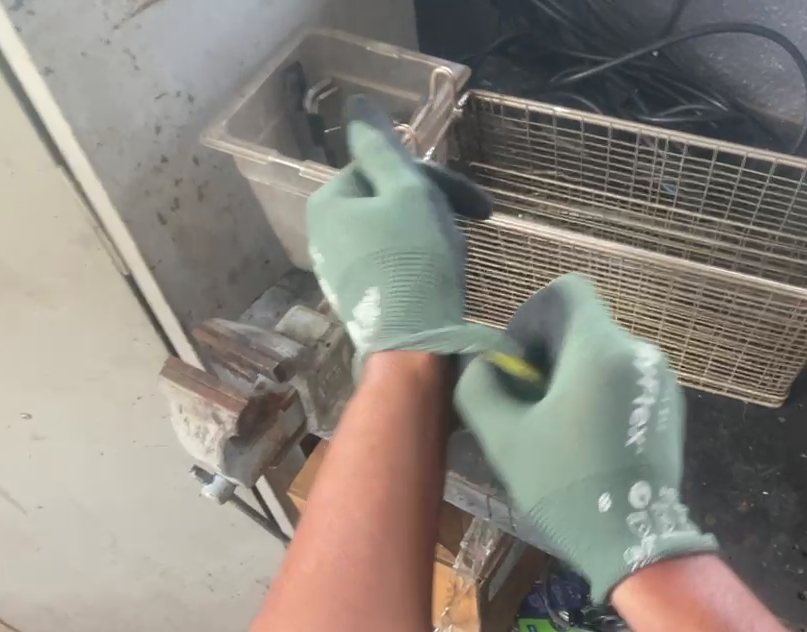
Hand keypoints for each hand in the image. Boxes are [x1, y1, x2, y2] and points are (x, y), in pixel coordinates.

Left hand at [306, 98, 505, 360]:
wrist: (415, 350)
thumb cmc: (414, 265)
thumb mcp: (407, 193)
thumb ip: (384, 148)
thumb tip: (357, 105)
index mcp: (330, 202)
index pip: (388, 170)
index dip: (438, 182)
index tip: (480, 208)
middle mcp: (326, 236)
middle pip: (391, 204)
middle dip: (436, 214)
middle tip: (472, 235)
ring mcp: (342, 273)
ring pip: (398, 237)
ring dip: (433, 241)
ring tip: (458, 263)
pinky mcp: (363, 304)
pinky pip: (395, 270)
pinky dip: (422, 270)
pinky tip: (443, 286)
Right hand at [454, 274, 716, 600]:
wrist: (634, 540)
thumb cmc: (566, 487)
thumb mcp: (506, 439)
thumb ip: (481, 388)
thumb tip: (483, 367)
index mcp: (601, 349)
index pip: (566, 291)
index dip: (531, 315)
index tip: (518, 362)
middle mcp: (639, 353)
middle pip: (584, 328)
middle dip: (547, 357)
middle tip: (527, 406)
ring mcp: (661, 382)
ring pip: (604, 358)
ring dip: (573, 380)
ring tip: (556, 432)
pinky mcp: (670, 410)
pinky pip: (626, 384)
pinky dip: (599, 398)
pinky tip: (588, 445)